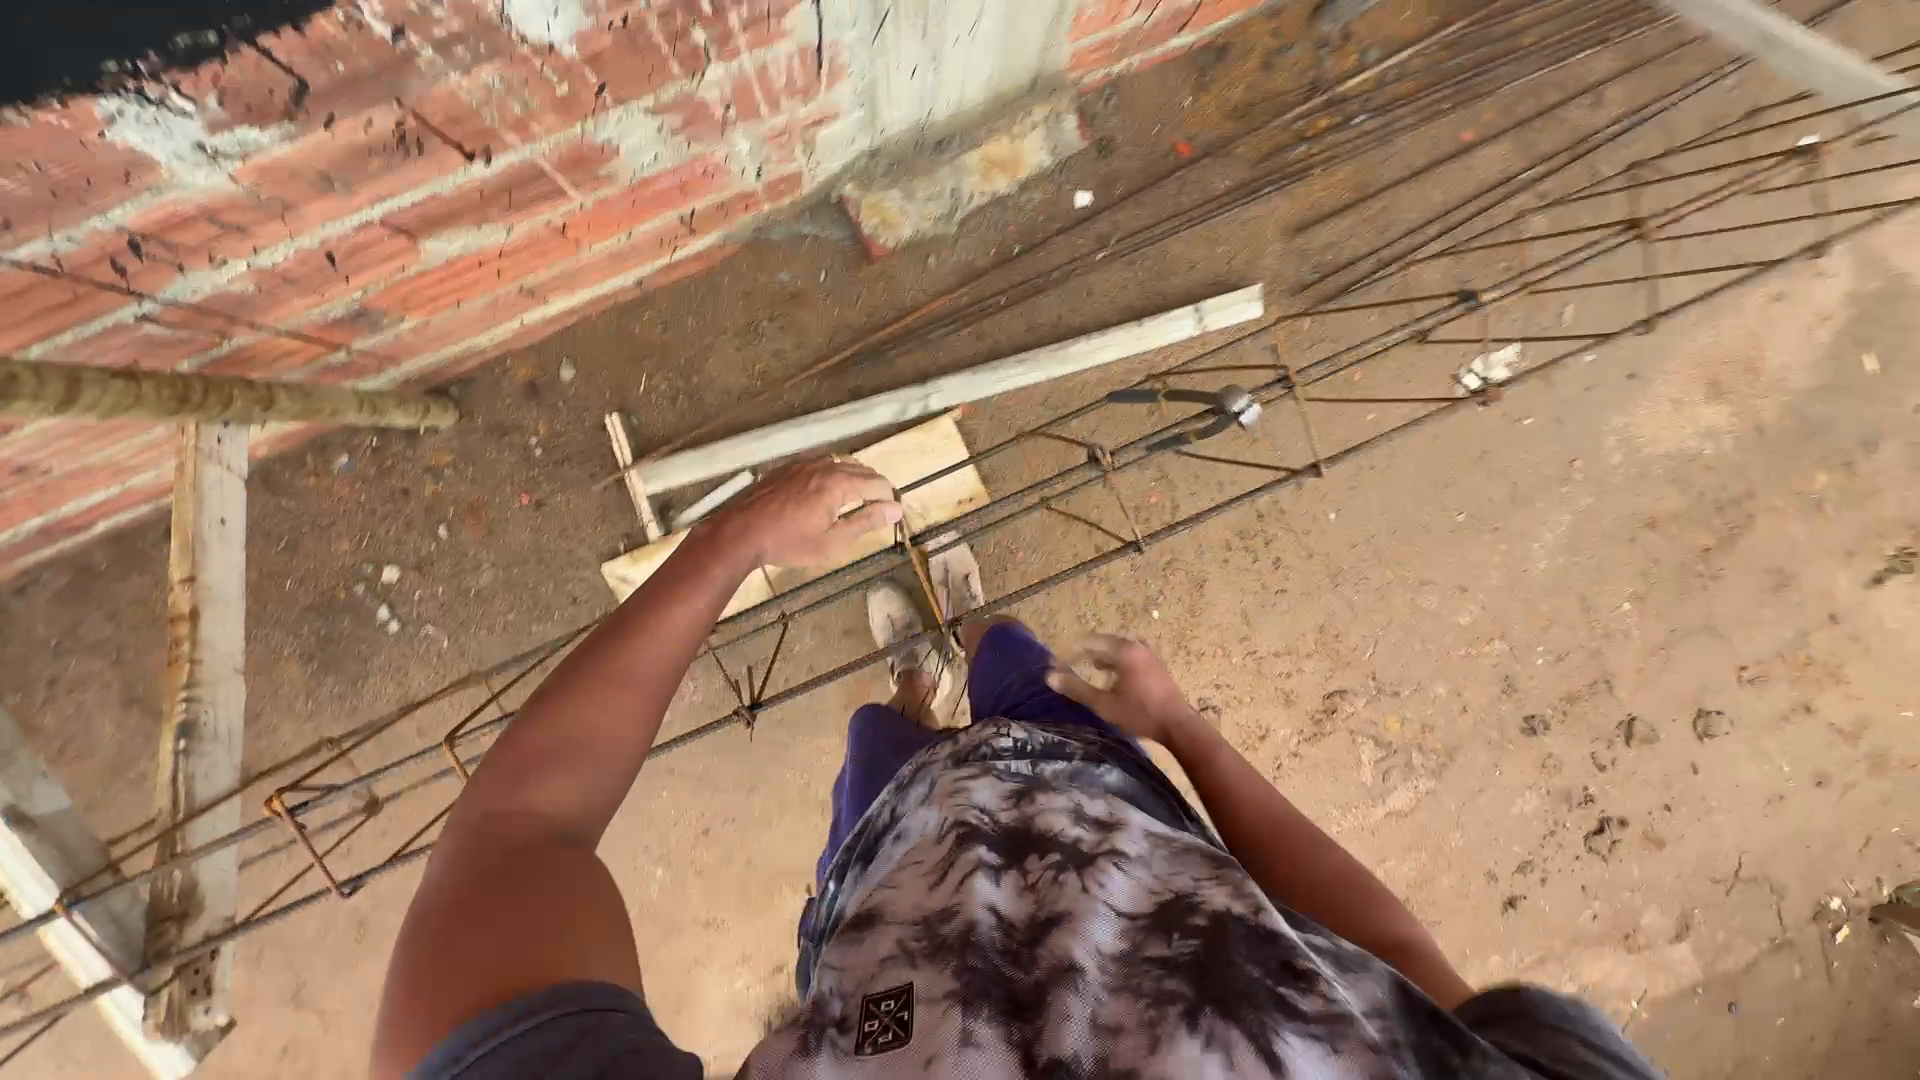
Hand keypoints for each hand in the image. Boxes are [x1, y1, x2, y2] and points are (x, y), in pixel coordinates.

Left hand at [700, 458, 902, 568]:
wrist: (740, 532)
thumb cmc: (788, 542)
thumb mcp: (833, 541)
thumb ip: (866, 522)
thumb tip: (895, 510)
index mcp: (839, 483)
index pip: (878, 483)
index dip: (889, 499)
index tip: (892, 515)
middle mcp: (824, 465)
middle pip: (862, 469)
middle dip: (874, 488)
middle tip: (876, 511)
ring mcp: (804, 462)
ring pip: (841, 463)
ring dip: (854, 479)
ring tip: (854, 502)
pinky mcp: (788, 466)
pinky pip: (821, 463)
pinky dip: (833, 474)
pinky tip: (826, 492)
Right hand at [1045, 634, 1204, 746]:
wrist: (1178, 726)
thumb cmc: (1139, 713)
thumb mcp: (1104, 703)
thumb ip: (1077, 689)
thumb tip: (1050, 677)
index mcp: (1123, 650)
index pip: (1090, 643)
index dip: (1072, 653)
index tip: (1058, 663)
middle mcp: (1137, 646)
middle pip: (1106, 643)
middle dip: (1088, 652)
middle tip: (1073, 662)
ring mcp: (1150, 655)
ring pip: (1121, 650)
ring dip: (1106, 656)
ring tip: (1094, 667)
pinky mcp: (1158, 667)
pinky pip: (1133, 657)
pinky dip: (1120, 662)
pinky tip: (1118, 676)